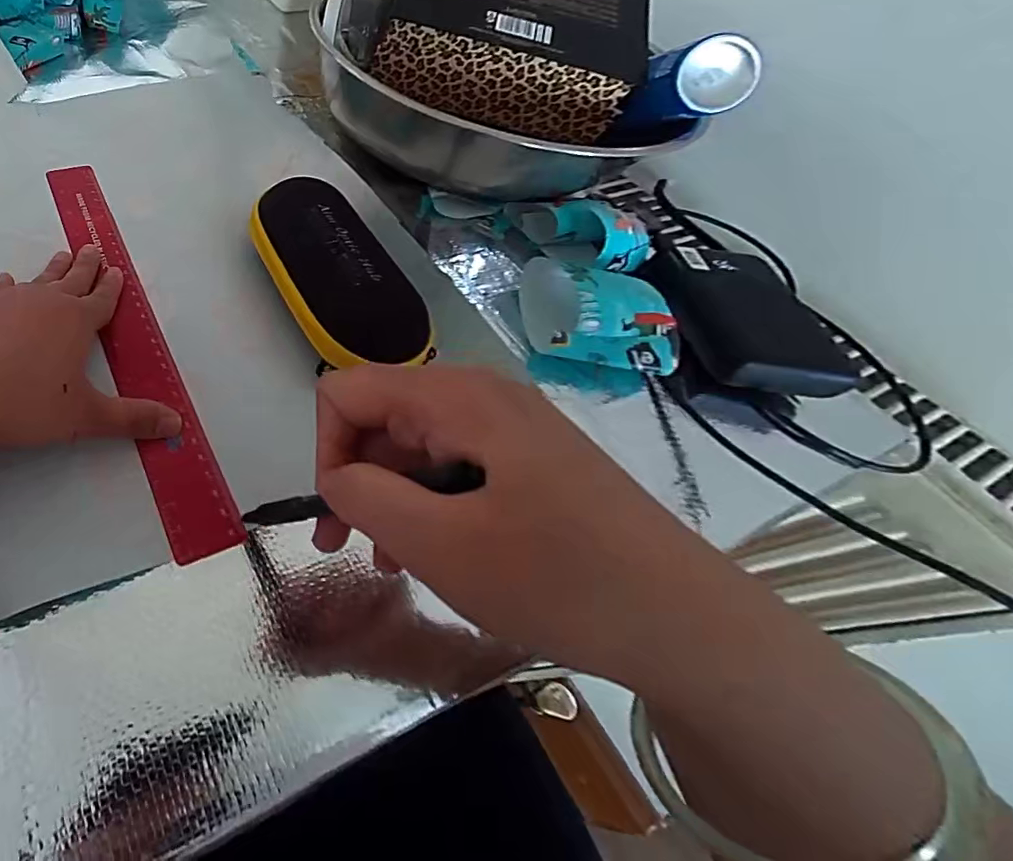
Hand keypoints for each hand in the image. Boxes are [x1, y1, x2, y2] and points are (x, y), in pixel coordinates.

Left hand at [0, 246, 181, 450]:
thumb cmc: (23, 402)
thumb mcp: (82, 417)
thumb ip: (131, 419)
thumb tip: (179, 423)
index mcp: (78, 322)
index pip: (102, 299)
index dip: (112, 287)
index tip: (118, 271)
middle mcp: (47, 303)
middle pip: (74, 278)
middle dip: (87, 266)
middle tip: (93, 248)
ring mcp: (9, 301)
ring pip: (40, 279)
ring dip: (54, 268)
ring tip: (62, 254)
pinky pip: (2, 289)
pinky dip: (10, 285)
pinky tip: (6, 281)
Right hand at [311, 365, 736, 683]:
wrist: (684, 620)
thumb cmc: (557, 580)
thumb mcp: (441, 545)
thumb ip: (366, 497)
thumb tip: (335, 476)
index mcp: (456, 397)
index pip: (348, 391)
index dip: (327, 450)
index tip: (340, 515)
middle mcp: (481, 394)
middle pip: (382, 416)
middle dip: (357, 478)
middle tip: (352, 549)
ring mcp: (510, 424)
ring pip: (417, 445)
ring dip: (391, 497)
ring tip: (393, 560)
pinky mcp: (530, 456)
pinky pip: (455, 465)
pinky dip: (430, 502)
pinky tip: (436, 552)